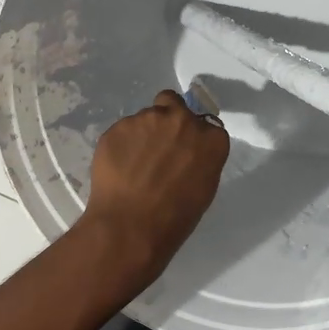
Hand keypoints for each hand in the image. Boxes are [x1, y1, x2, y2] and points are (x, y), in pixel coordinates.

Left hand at [80, 90, 230, 271]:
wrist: (131, 225)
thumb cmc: (175, 216)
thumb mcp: (203, 186)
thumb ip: (199, 158)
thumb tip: (188, 151)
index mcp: (210, 138)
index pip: (206, 125)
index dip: (193, 137)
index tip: (185, 151)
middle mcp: (181, 120)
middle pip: (174, 104)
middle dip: (168, 118)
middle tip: (158, 146)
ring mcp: (147, 119)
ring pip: (146, 116)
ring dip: (144, 132)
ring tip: (134, 162)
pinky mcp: (118, 126)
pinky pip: (123, 130)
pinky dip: (122, 143)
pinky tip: (118, 167)